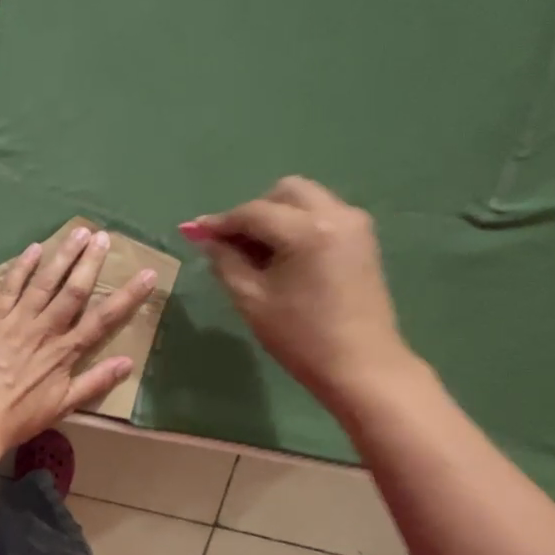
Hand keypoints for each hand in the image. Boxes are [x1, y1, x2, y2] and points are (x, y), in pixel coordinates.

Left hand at [0, 226, 156, 450]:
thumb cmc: (17, 418)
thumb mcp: (62, 406)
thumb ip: (95, 383)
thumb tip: (128, 363)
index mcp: (64, 353)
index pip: (103, 319)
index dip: (127, 296)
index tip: (148, 275)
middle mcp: (44, 331)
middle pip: (74, 291)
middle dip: (91, 262)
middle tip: (105, 237)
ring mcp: (16, 323)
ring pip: (44, 283)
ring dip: (63, 256)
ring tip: (79, 232)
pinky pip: (8, 288)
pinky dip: (21, 267)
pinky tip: (33, 249)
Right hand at [183, 176, 415, 404]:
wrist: (359, 363)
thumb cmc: (298, 335)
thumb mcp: (251, 298)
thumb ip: (225, 261)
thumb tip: (205, 238)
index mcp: (307, 231)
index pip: (253, 212)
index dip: (219, 222)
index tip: (192, 232)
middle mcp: (336, 215)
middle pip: (285, 192)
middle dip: (253, 211)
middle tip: (230, 243)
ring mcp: (354, 225)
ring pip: (305, 201)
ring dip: (275, 217)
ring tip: (253, 252)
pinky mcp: (362, 239)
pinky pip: (321, 215)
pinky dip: (295, 225)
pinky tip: (279, 256)